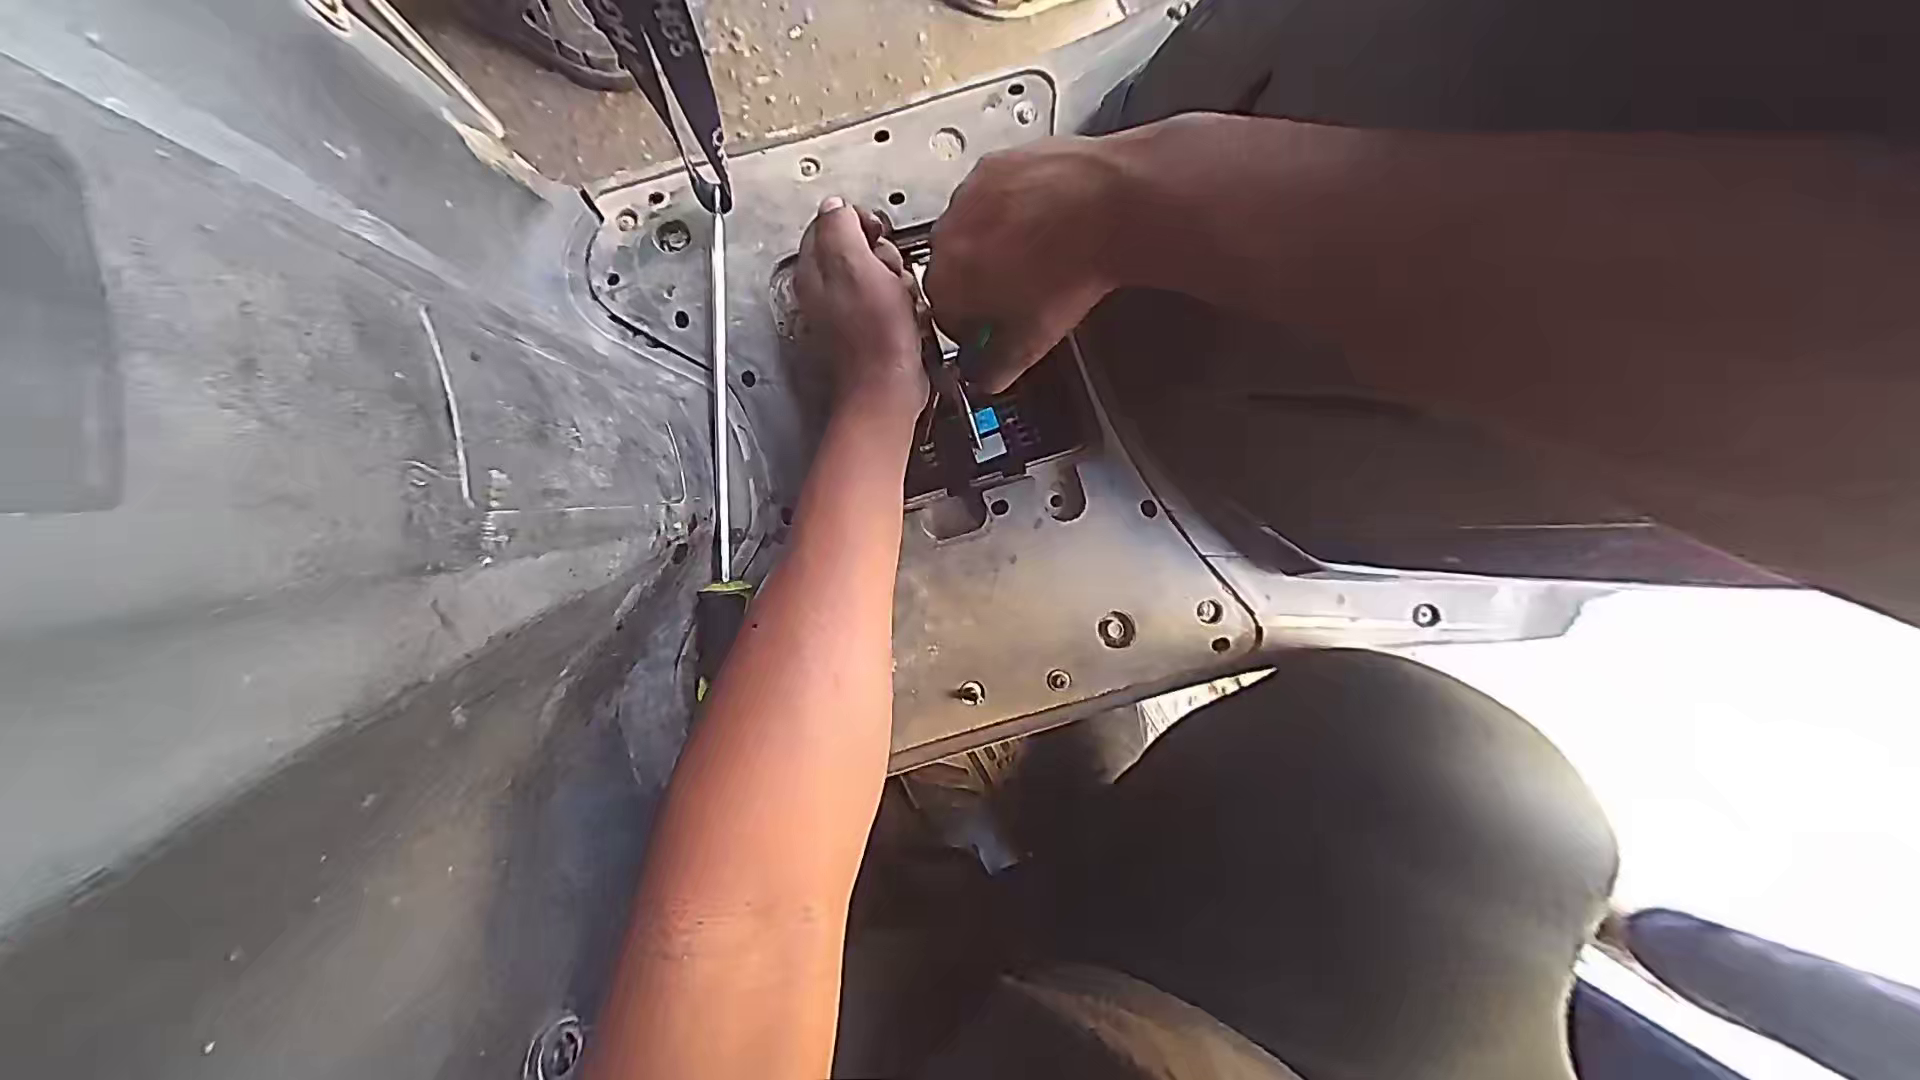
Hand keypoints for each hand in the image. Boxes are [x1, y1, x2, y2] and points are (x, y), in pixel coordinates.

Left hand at [796, 196, 928, 415]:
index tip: (878, 233)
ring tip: (902, 302)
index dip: (861, 222)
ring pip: (883, 277)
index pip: (833, 222)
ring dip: (900, 284)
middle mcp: (829, 292)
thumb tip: (836, 206)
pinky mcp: (876, 332)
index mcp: (816, 271)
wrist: (890, 389)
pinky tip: (909, 320)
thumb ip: (840, 227)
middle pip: (862, 250)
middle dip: (885, 258)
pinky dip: (907, 308)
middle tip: (891, 275)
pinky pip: (896, 305)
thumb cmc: (874, 339)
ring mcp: (853, 313)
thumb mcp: (854, 265)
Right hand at [925, 135, 1132, 392]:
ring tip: (1032, 256)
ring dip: (990, 247)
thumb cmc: (1072, 270)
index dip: (971, 327)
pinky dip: (1006, 212)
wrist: (1111, 208)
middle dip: (978, 286)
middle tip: (1016, 294)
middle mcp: (947, 235)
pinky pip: (988, 198)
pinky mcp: (994, 165)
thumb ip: (998, 368)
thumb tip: (987, 379)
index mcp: (946, 282)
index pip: (943, 316)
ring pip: (968, 234)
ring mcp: (968, 195)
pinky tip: (1038, 223)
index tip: (991, 328)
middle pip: (952, 272)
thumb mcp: (1033, 341)